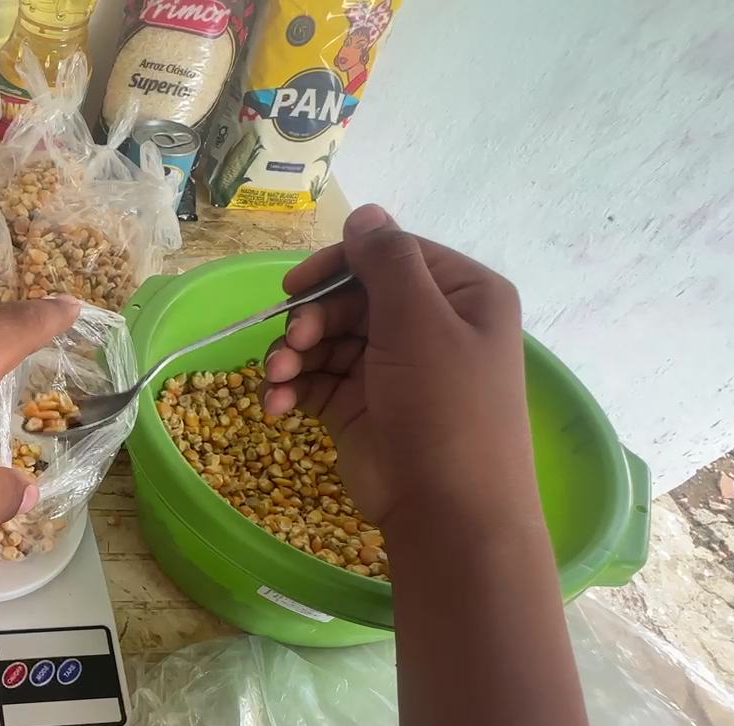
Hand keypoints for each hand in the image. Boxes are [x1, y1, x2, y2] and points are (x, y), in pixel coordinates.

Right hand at [261, 205, 532, 526]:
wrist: (445, 505)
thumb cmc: (444, 407)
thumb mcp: (419, 323)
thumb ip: (387, 262)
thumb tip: (363, 213)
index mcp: (456, 295)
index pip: (387, 258)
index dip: (336, 266)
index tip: (293, 287)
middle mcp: (422, 326)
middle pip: (348, 302)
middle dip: (310, 322)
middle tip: (291, 347)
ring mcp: (386, 369)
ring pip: (323, 343)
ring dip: (292, 358)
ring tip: (278, 381)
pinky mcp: (355, 406)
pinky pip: (313, 381)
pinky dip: (290, 389)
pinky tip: (276, 406)